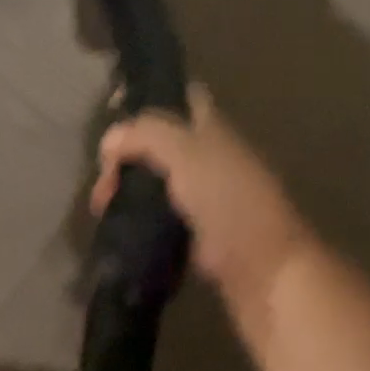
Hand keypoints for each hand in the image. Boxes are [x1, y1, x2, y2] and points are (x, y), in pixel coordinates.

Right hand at [92, 86, 313, 301]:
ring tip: (103, 209)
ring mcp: (203, 198)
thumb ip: (146, 135)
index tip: (115, 111)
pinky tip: (117, 228)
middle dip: (126, 156)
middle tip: (105, 182)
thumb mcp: (185, 153)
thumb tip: (109, 142)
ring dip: (126, 191)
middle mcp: (208, 158)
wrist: (266, 271)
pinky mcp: (196, 234)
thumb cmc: (229, 201)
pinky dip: (136, 220)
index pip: (183, 98)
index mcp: (212, 130)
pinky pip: (158, 218)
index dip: (152, 98)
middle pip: (159, 144)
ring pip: (155, 182)